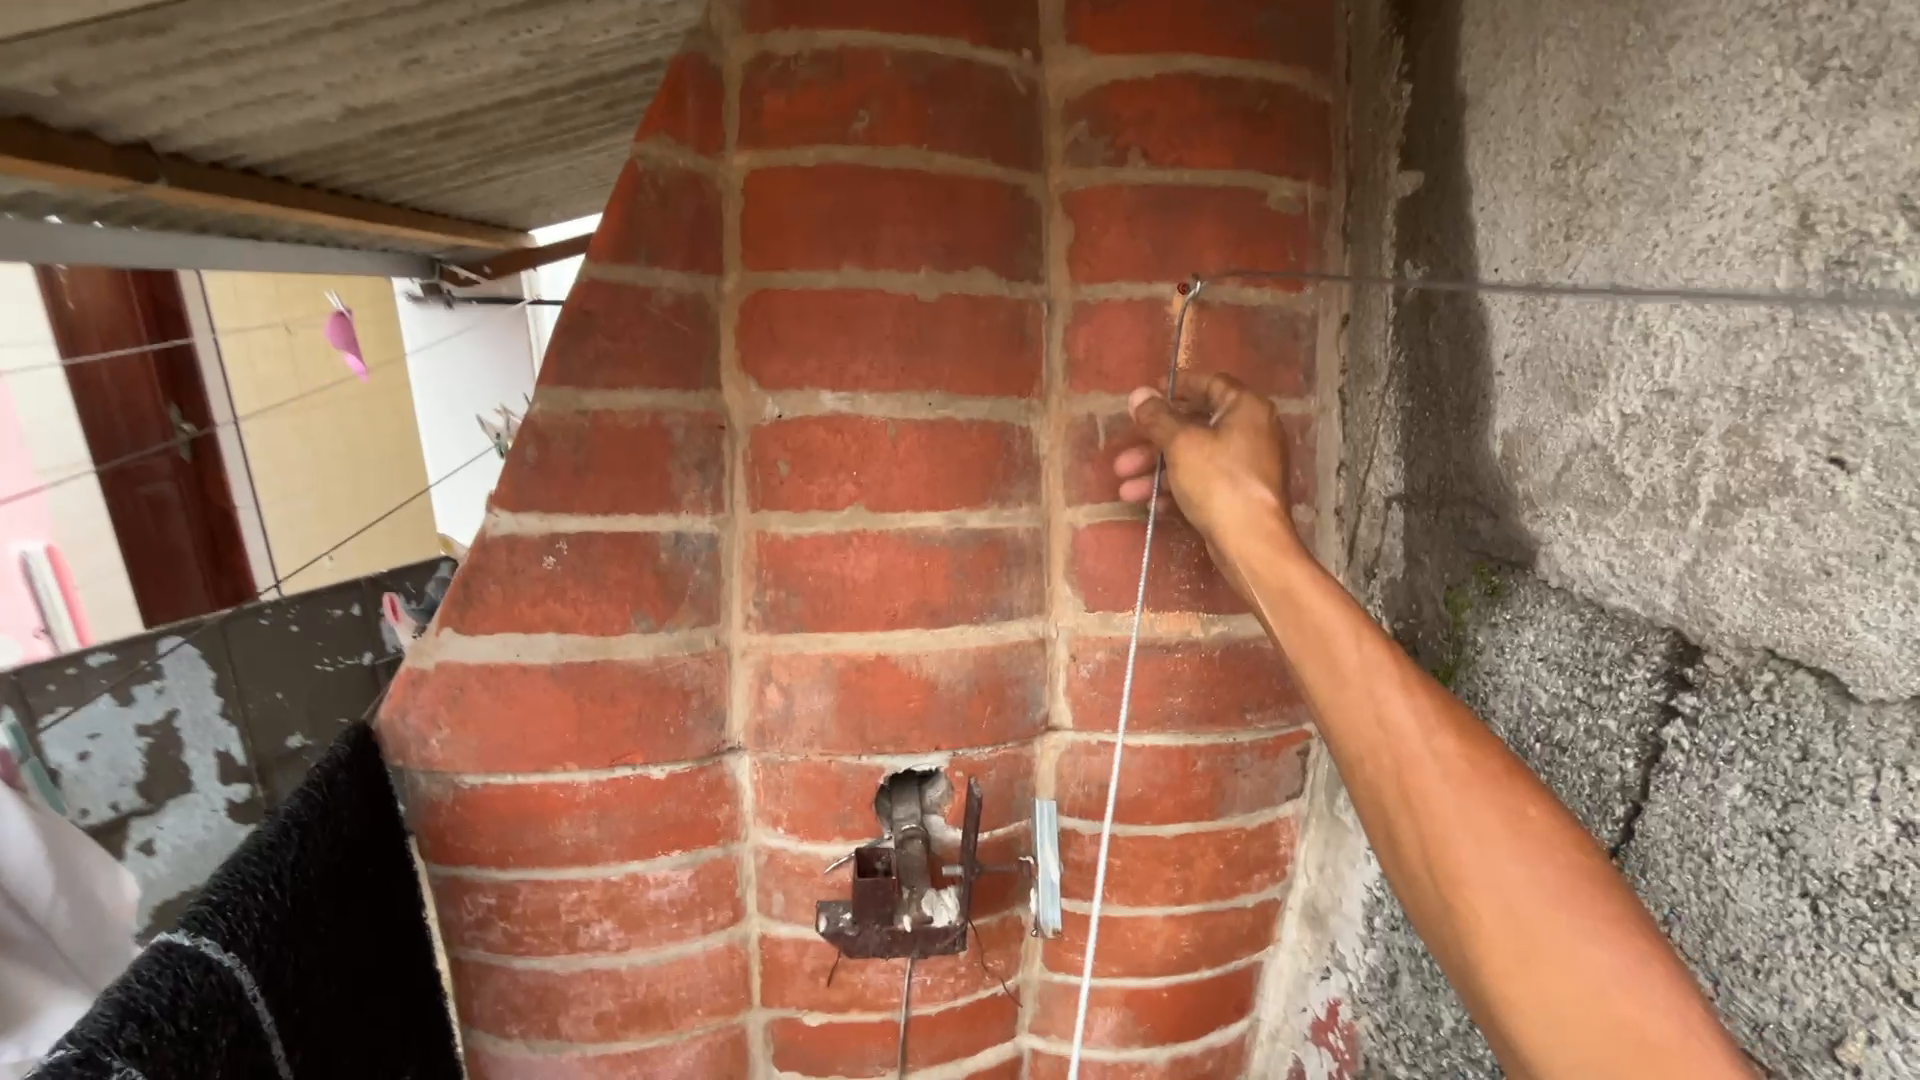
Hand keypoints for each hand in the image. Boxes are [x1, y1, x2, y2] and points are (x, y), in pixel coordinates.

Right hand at [1112, 371, 1301, 583]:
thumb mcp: (1181, 444)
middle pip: (1193, 428)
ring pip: (1193, 459)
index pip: (1210, 384)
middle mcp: (1250, 432)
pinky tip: (1151, 505)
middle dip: (1152, 445)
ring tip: (1126, 490)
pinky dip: (1176, 490)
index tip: (1148, 395)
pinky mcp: (1237, 495)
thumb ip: (1157, 418)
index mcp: (1245, 408)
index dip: (1177, 387)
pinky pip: (1201, 483)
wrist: (1251, 542)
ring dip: (1156, 472)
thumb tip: (1138, 394)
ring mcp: (1245, 466)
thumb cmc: (1219, 481)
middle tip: (1123, 459)